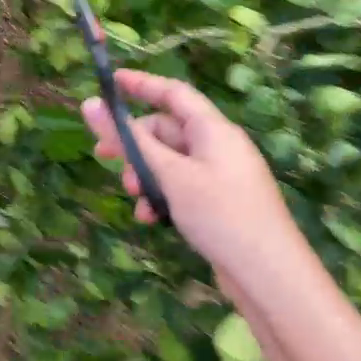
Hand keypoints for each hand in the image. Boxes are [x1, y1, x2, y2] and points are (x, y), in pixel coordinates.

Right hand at [81, 70, 305, 276]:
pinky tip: (150, 217)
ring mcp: (220, 175)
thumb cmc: (220, 214)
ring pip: (170, 161)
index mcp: (213, 130)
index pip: (173, 92)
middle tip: (102, 155)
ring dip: (145, 174)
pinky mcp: (219, 202)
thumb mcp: (167, 173)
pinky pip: (181, 185)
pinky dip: (161, 194)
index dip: (141, 84)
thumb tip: (89, 104)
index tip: (109, 82)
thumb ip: (128, 139)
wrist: (271, 277)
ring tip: (132, 195)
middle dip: (134, 143)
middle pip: (166, 130)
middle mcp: (218, 146)